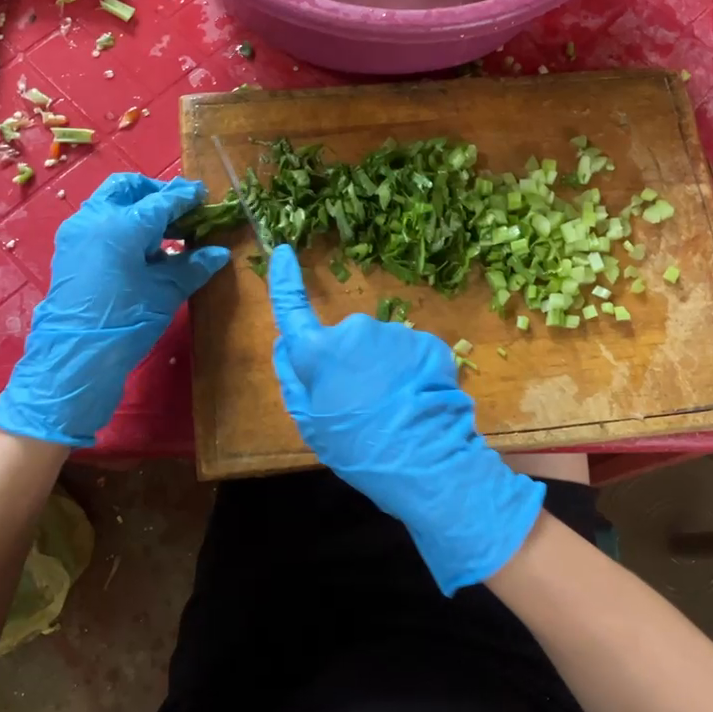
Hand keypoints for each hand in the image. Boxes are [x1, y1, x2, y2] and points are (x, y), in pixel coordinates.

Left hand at [0, 174, 229, 447]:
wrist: (76, 358)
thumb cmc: (126, 321)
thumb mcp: (165, 293)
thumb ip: (192, 266)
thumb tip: (219, 253)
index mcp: (123, 223)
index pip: (162, 200)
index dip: (186, 197)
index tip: (204, 195)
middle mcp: (96, 218)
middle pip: (128, 188)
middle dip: (155, 192)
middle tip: (179, 208)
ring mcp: (78, 233)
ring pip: (110, 203)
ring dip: (137, 208)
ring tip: (164, 232)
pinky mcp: (70, 251)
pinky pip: (99, 223)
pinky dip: (122, 225)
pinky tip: (142, 250)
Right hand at [268, 247, 543, 593]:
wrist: (422, 458)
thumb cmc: (354, 445)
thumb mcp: (308, 421)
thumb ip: (292, 377)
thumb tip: (284, 342)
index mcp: (318, 350)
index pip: (292, 307)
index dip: (284, 280)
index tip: (284, 253)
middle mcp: (355, 329)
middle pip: (346, 340)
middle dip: (350, 363)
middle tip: (360, 405)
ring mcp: (395, 334)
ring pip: (381, 348)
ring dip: (383, 370)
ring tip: (392, 410)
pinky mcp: (429, 344)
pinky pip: (410, 355)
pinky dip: (410, 373)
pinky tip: (414, 402)